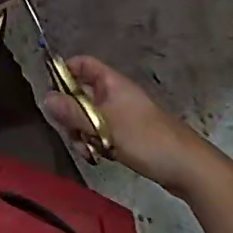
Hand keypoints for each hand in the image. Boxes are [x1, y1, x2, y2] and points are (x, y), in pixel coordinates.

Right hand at [42, 55, 226, 190]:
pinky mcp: (128, 136)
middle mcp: (115, 95)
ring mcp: (122, 116)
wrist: (188, 168)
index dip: (66, 71)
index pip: (83, 64)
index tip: (51, 90)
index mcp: (112, 83)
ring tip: (87, 150)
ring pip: (89, 117)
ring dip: (82, 132)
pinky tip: (97, 157)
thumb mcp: (104, 126)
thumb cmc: (146, 139)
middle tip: (70, 131)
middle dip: (70, 113)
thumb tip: (44, 97)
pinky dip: (95, 143)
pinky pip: (101, 133)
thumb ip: (73, 112)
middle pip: (81, 94)